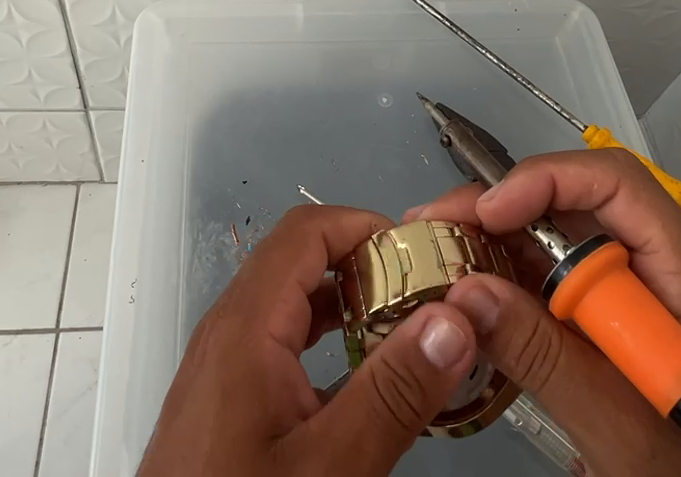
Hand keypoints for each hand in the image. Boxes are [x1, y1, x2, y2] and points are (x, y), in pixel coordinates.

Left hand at [139, 204, 479, 476]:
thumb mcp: (329, 465)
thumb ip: (393, 392)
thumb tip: (454, 319)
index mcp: (247, 323)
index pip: (307, 232)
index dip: (366, 227)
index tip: (424, 257)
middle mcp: (231, 327)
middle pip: (302, 260)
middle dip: (368, 265)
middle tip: (428, 296)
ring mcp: (227, 360)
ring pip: (295, 302)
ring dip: (352, 304)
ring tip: (409, 331)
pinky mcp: (230, 393)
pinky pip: (284, 341)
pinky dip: (330, 340)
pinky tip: (367, 375)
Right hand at [409, 149, 680, 475]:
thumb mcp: (625, 427)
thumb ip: (548, 360)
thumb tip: (464, 291)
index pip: (616, 185)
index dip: (547, 180)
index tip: (487, 213)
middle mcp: (652, 271)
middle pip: (574, 202)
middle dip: (501, 205)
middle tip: (432, 225)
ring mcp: (626, 300)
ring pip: (554, 240)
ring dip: (493, 240)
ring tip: (434, 253)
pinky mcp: (604, 329)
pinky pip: (548, 285)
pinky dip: (502, 283)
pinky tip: (463, 296)